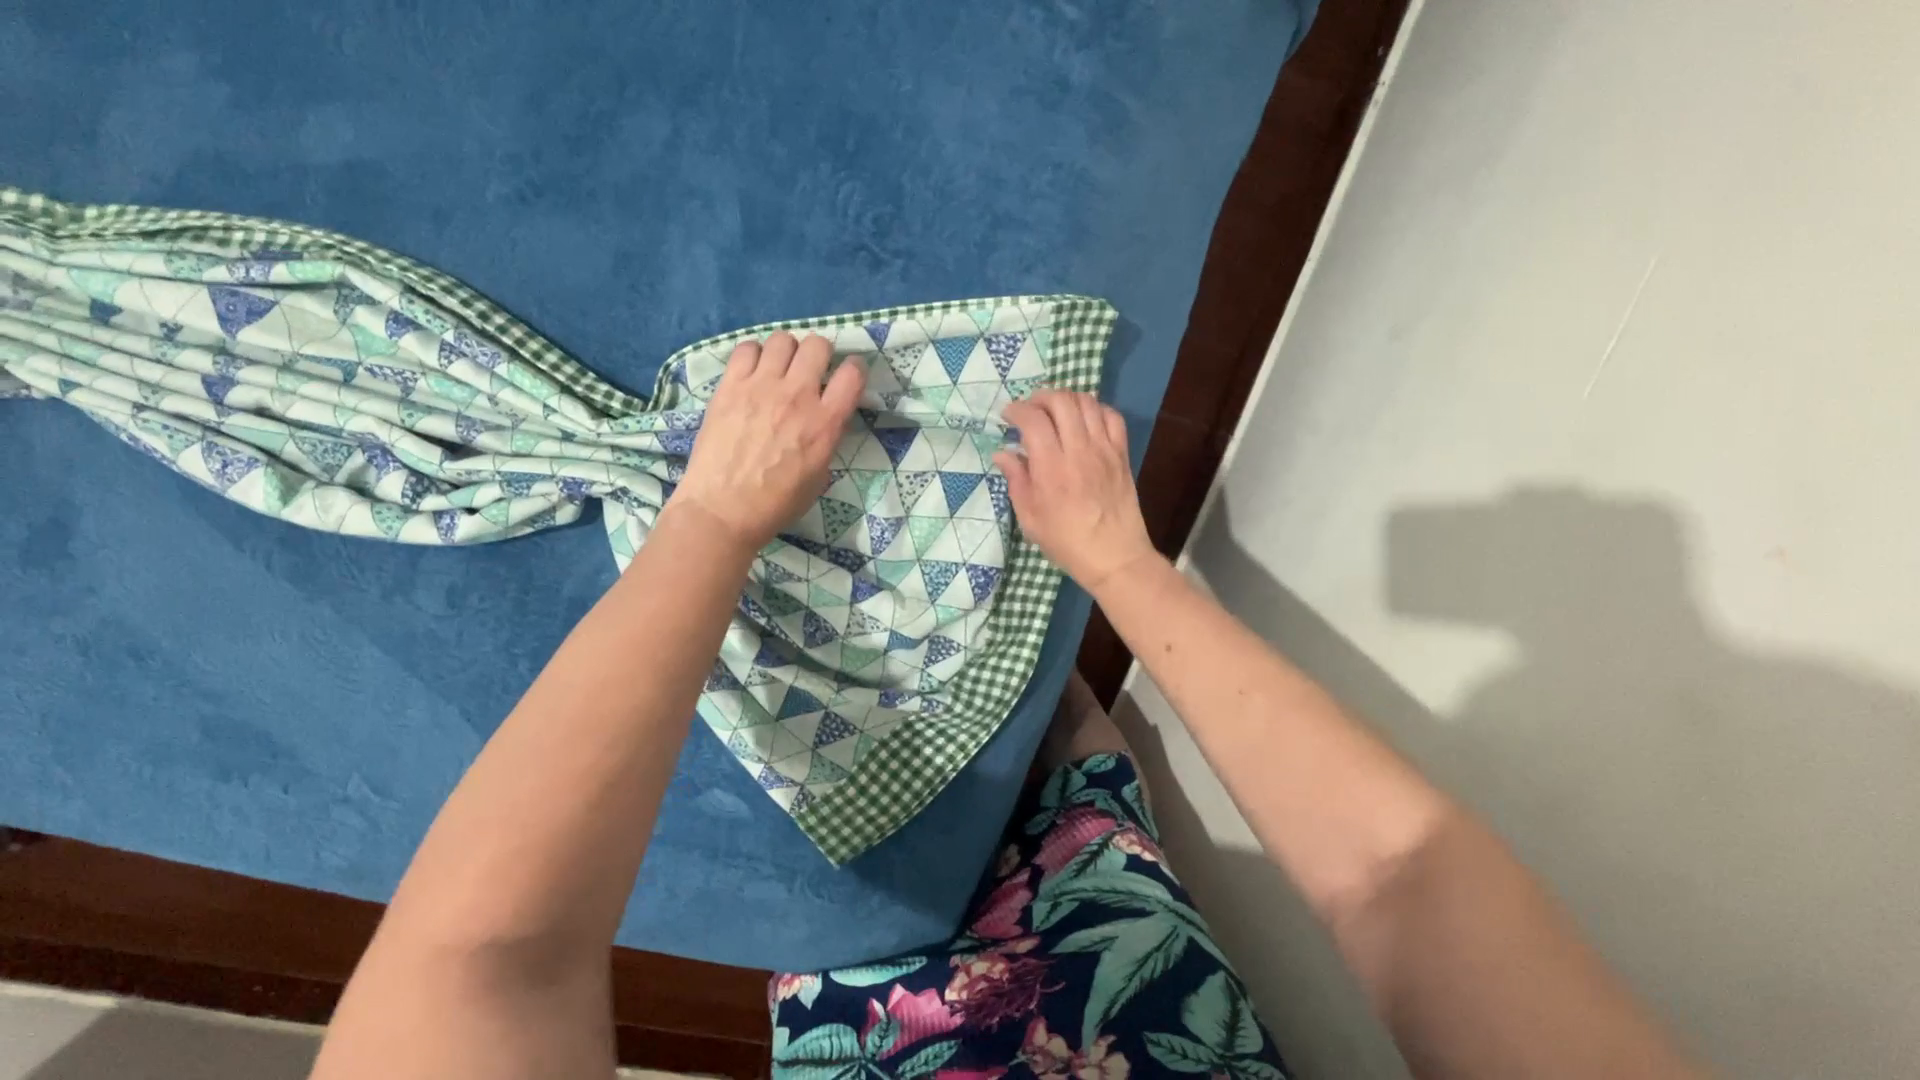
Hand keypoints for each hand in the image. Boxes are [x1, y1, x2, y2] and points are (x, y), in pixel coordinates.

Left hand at [673, 332, 865, 549]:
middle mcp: (797, 396)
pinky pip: (747, 348)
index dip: (853, 369)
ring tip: (778, 370)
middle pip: (817, 345)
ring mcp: (761, 387)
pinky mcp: (730, 386)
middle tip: (809, 371)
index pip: (853, 373)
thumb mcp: (819, 475)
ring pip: (782, 339)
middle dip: (818, 354)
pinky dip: (754, 355)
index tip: (846, 377)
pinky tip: (751, 373)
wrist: (723, 510)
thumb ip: (826, 438)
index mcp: (825, 423)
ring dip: (786, 352)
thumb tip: (823, 419)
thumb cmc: (776, 503)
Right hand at [994, 390, 1160, 591]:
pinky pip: (1112, 417)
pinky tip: (1084, 421)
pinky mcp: (1121, 454)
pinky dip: (1095, 410)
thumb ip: (1016, 480)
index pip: (1033, 420)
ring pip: (1087, 403)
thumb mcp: (1030, 518)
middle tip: (1030, 409)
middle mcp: (1079, 451)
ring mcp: (1104, 450)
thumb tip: (1003, 453)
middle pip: (1062, 401)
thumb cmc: (1066, 542)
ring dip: (1067, 399)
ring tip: (1055, 412)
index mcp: (1052, 469)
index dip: (1017, 410)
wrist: (1114, 557)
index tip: (1007, 416)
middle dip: (1041, 397)